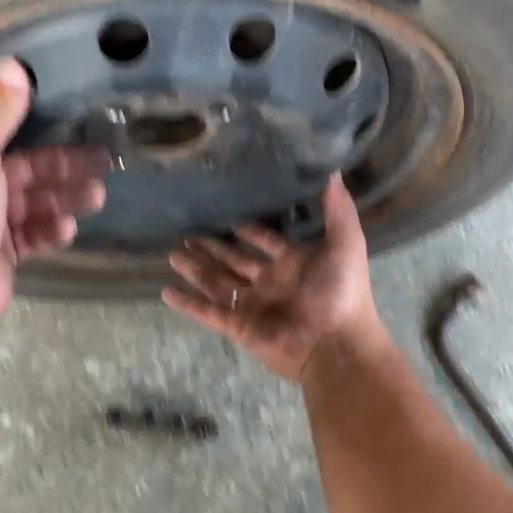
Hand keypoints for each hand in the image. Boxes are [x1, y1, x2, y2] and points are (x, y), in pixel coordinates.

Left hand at [0, 58, 108, 326]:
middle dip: (60, 164)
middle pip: (20, 166)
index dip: (16, 119)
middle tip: (102, 160)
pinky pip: (32, 232)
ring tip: (98, 196)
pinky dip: (51, 228)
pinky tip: (69, 228)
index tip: (54, 112)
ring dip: (64, 197)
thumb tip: (12, 63)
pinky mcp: (0, 251)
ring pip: (32, 200)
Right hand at [161, 174, 382, 380]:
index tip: (228, 213)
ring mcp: (252, 305)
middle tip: (189, 232)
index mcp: (294, 263)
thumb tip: (332, 169)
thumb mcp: (346, 240)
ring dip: (195, 269)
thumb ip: (337, 207)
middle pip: (234, 260)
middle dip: (213, 247)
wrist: (335, 343)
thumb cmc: (341, 290)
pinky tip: (166, 291)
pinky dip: (187, 303)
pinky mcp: (239, 325)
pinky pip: (207, 311)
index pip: (265, 240)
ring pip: (217, 282)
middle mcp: (270, 282)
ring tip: (172, 254)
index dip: (249, 228)